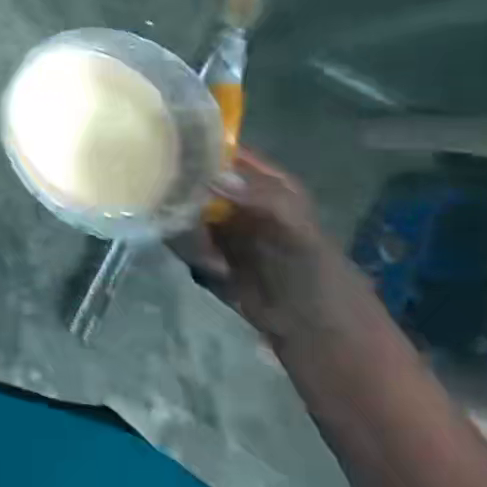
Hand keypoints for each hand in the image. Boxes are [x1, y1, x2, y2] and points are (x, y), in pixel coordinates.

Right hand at [171, 150, 348, 340]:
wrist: (323, 343)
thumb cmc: (319, 280)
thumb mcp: (299, 233)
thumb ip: (263, 200)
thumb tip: (215, 176)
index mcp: (266, 182)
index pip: (223, 149)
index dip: (194, 144)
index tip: (163, 146)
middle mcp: (240, 198)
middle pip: (195, 177)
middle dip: (181, 189)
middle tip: (175, 206)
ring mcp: (223, 226)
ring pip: (184, 208)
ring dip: (185, 226)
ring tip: (208, 252)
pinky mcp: (210, 254)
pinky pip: (184, 238)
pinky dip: (187, 248)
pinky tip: (209, 267)